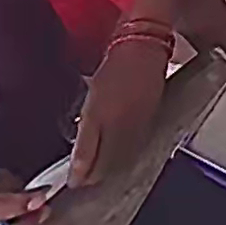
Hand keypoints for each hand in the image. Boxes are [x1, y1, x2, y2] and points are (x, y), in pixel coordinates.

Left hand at [69, 38, 169, 187]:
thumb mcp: (91, 109)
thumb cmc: (113, 74)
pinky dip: (124, 143)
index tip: (73, 174)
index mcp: (115, 135)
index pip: (97, 173)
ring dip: (110, 158)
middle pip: (112, 168)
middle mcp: (132, 136)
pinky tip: (116, 134)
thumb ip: (85, 145)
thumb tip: (77, 177)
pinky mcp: (153, 115)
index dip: (82, 176)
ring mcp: (144, 126)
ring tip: (98, 148)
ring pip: (124, 155)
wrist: (143, 48)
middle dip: (96, 170)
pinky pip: (136, 140)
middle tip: (82, 162)